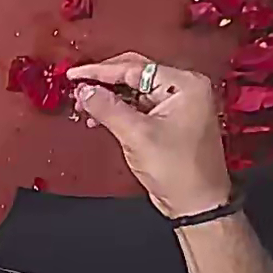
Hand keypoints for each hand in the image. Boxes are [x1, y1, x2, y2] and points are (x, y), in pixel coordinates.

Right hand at [68, 52, 233, 218]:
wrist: (196, 204)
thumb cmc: (179, 171)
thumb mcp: (137, 136)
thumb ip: (107, 108)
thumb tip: (85, 89)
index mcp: (184, 85)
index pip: (135, 68)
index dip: (100, 71)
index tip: (76, 74)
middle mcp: (184, 89)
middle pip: (135, 75)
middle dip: (104, 83)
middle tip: (77, 87)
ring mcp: (177, 105)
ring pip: (134, 91)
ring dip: (109, 98)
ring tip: (84, 105)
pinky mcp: (169, 120)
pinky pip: (139, 106)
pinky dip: (118, 110)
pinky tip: (99, 117)